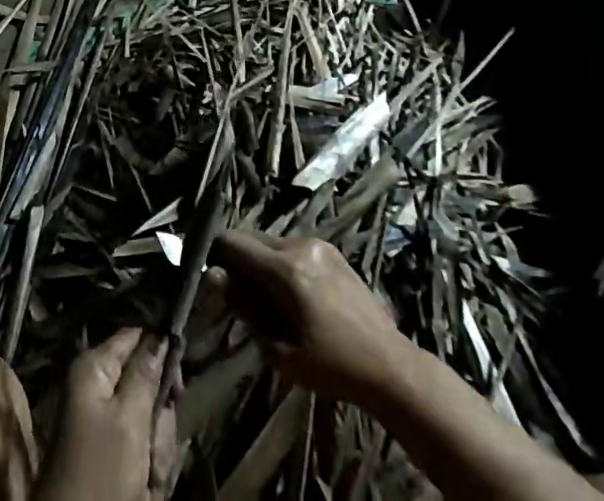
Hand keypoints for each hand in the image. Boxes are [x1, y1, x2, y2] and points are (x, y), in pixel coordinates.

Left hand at [38, 327, 178, 500]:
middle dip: (160, 417)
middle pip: (150, 383)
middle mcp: (98, 386)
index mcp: (94, 368)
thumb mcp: (129, 421)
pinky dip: (150, 468)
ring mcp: (106, 419)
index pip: (137, 336)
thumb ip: (146, 375)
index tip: (178, 384)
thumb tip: (161, 335)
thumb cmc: (100, 472)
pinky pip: (146, 446)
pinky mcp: (113, 448)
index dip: (162, 351)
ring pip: (153, 419)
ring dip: (158, 448)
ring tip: (146, 473)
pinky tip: (144, 487)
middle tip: (153, 443)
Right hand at [208, 230, 413, 407]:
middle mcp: (301, 246)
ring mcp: (320, 245)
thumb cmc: (333, 367)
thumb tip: (213, 276)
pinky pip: (292, 249)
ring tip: (271, 302)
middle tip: (242, 298)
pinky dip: (282, 264)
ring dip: (261, 264)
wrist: (390, 366)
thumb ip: (244, 308)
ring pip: (271, 243)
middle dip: (239, 262)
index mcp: (285, 269)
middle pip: (250, 238)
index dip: (215, 256)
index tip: (213, 280)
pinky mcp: (333, 252)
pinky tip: (294, 297)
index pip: (232, 242)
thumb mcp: (279, 348)